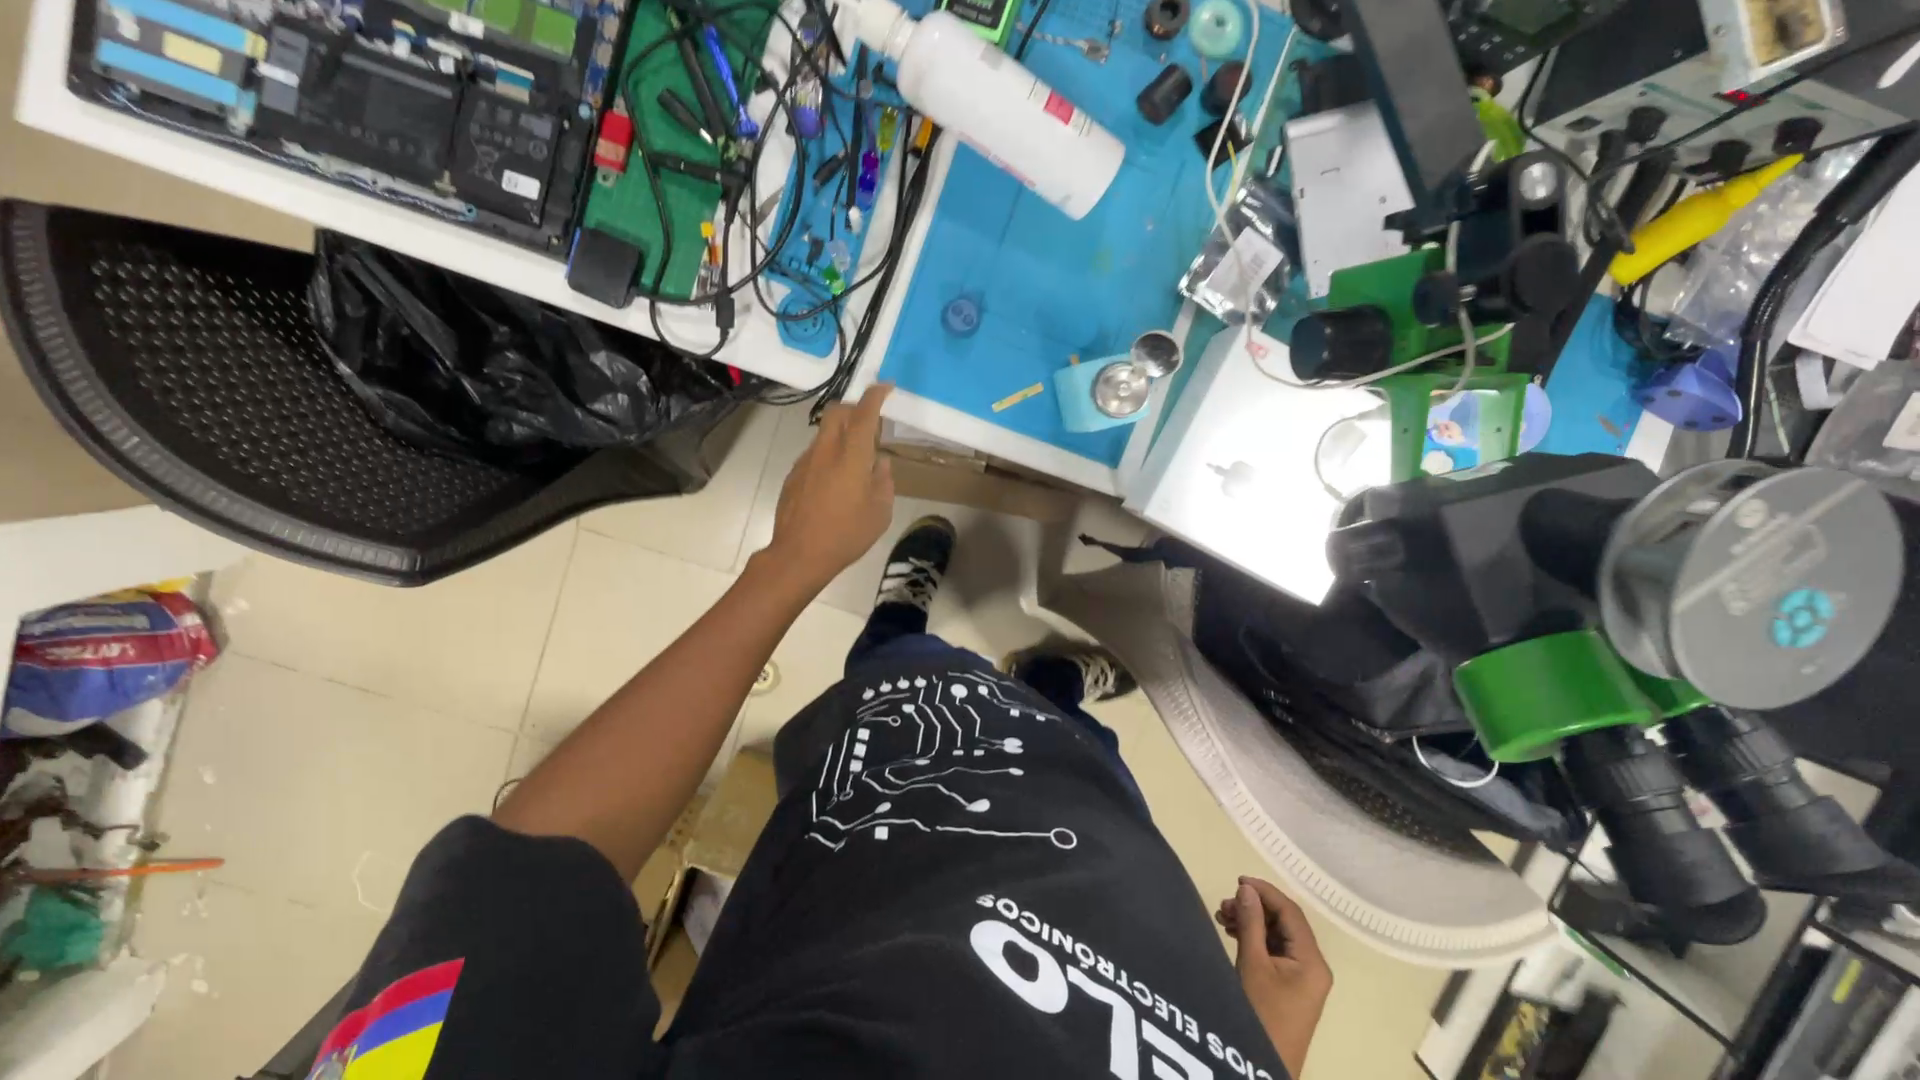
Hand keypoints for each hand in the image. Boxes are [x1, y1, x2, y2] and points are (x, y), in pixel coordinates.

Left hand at [767, 383, 895, 588]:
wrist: (799, 554)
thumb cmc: (846, 535)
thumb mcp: (880, 513)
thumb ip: (884, 481)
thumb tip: (880, 463)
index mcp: (852, 456)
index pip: (864, 413)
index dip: (876, 395)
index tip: (886, 387)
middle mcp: (826, 451)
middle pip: (837, 411)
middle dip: (854, 408)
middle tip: (869, 423)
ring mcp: (806, 462)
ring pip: (824, 433)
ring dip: (841, 434)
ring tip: (854, 459)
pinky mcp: (793, 476)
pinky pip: (814, 454)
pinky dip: (828, 455)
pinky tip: (835, 481)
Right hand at [1216, 876, 1332, 1078]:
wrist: (1264, 1067)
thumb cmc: (1261, 1013)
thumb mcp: (1252, 964)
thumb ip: (1250, 923)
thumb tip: (1246, 889)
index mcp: (1312, 960)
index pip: (1291, 913)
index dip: (1265, 892)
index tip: (1237, 881)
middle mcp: (1313, 966)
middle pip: (1286, 923)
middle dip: (1255, 908)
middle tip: (1223, 904)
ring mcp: (1303, 978)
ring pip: (1278, 937)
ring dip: (1252, 923)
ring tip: (1222, 917)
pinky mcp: (1290, 988)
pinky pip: (1275, 952)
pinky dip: (1255, 939)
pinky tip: (1232, 934)